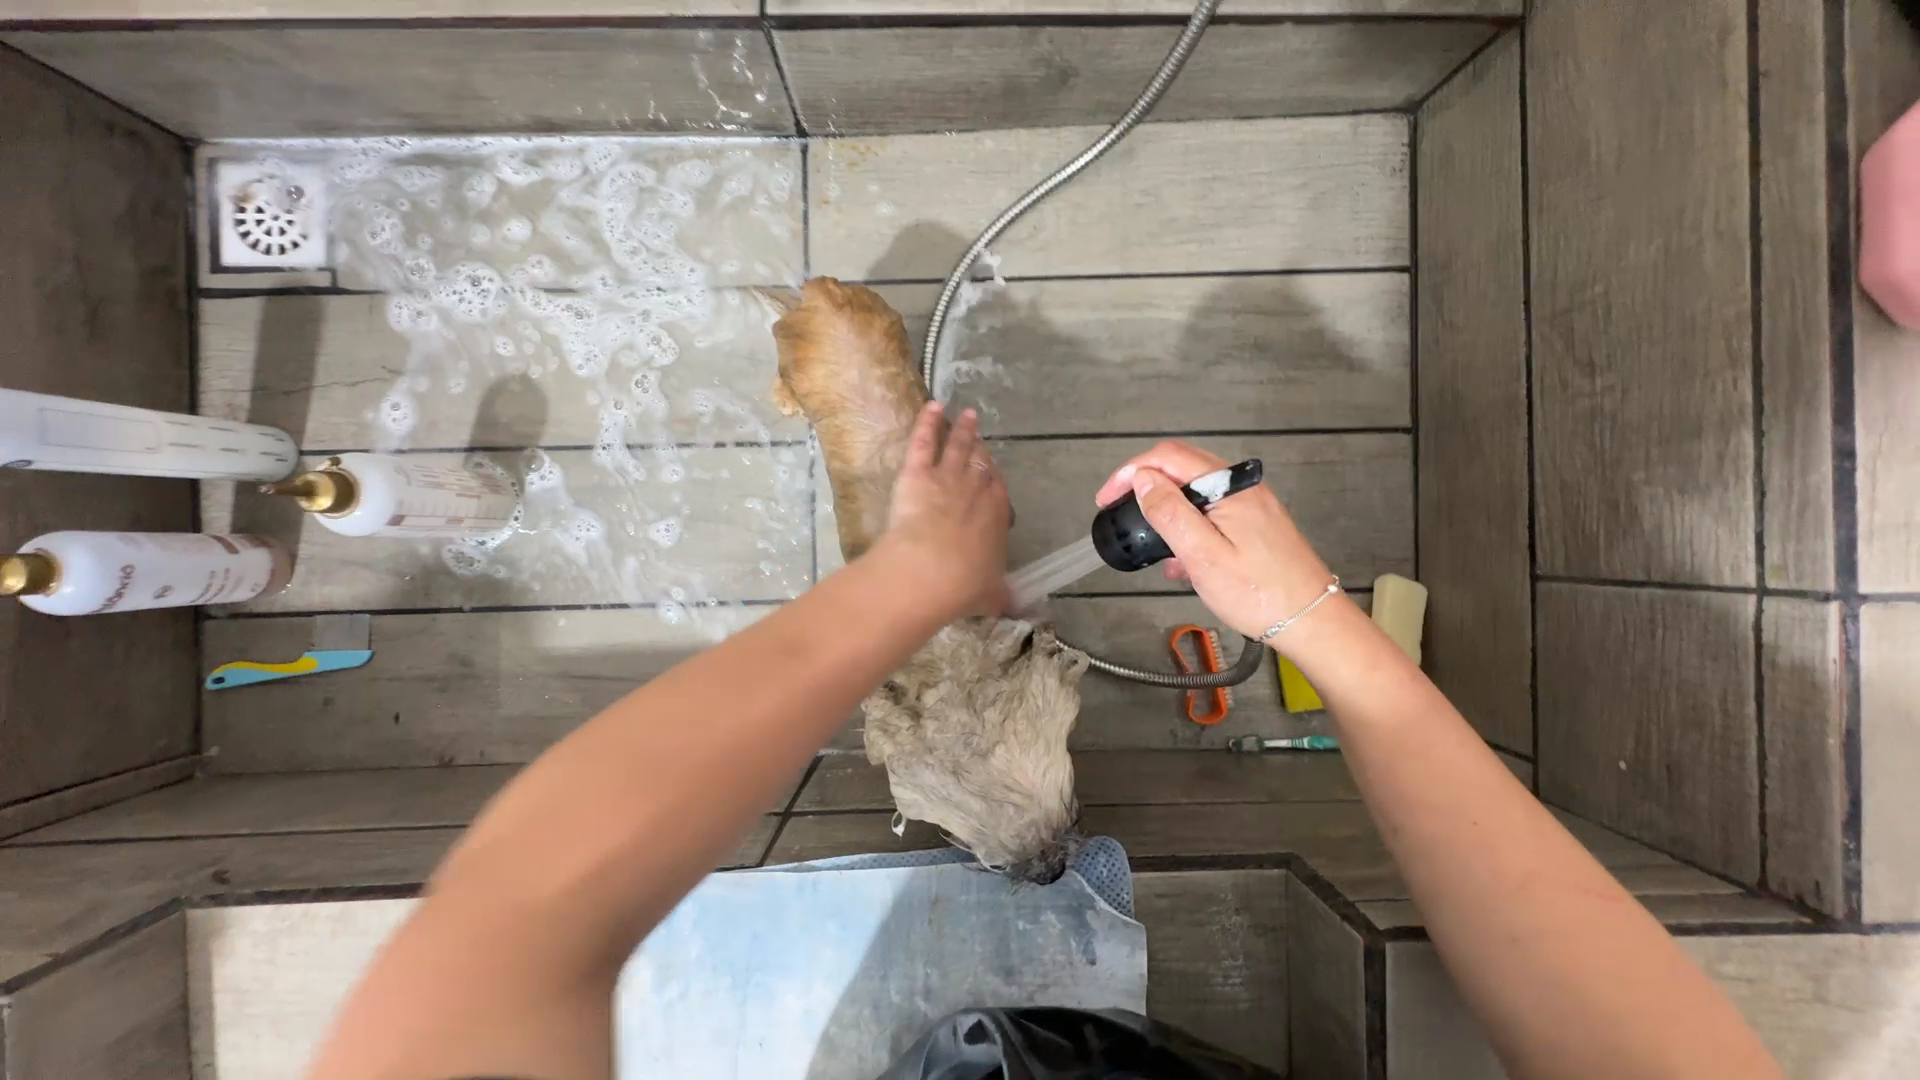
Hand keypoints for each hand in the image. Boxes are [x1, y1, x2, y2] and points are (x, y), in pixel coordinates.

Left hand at [880, 402, 1011, 617]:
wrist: (931, 569)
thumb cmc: (964, 585)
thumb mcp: (993, 596)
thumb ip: (1004, 597)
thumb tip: (1026, 611)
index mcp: (996, 517)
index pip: (998, 492)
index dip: (995, 481)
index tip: (993, 474)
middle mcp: (976, 491)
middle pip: (980, 465)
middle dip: (981, 451)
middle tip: (980, 439)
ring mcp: (948, 477)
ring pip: (957, 448)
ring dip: (963, 431)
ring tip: (968, 415)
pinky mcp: (918, 472)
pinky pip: (924, 441)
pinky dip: (928, 422)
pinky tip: (933, 406)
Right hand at [1094, 441, 1342, 648]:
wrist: (1312, 621)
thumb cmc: (1257, 593)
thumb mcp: (1202, 555)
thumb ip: (1169, 512)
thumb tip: (1142, 479)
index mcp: (1228, 486)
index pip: (1168, 458)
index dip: (1130, 472)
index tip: (1106, 499)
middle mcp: (1241, 486)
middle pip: (1181, 467)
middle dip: (1144, 485)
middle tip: (1118, 512)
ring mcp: (1251, 504)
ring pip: (1195, 491)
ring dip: (1165, 508)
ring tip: (1147, 542)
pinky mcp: (1255, 523)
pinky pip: (1211, 512)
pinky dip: (1188, 526)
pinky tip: (1180, 560)